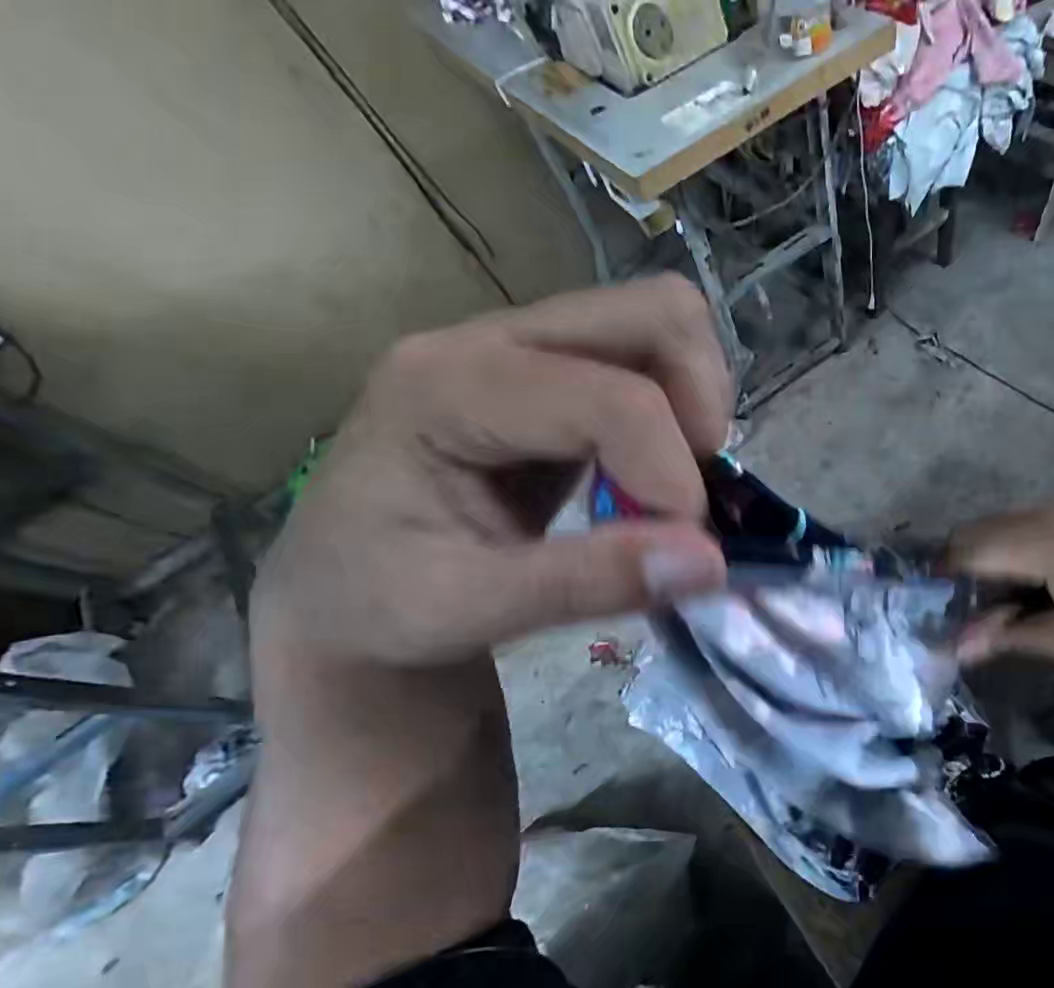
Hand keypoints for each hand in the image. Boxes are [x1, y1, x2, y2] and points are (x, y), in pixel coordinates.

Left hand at [250, 275, 731, 667]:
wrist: (343, 592)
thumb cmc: (380, 603)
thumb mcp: (467, 610)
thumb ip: (587, 583)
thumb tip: (710, 562)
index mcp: (448, 386)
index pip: (608, 397)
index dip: (670, 469)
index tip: (686, 548)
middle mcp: (492, 343)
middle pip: (652, 313)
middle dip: (701, 402)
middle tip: (693, 486)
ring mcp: (526, 350)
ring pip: (662, 327)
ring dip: (696, 405)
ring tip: (670, 485)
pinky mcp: (556, 377)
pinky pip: (651, 362)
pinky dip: (680, 414)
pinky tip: (651, 477)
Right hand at [949, 485, 1053, 702]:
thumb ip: (1015, 635)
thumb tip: (959, 642)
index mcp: (1052, 535)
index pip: (968, 546)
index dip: (943, 577)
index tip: (936, 610)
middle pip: (995, 528)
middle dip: (977, 570)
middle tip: (984, 620)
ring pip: (1031, 522)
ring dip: (1015, 559)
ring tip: (1034, 608)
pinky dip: (1051, 548)